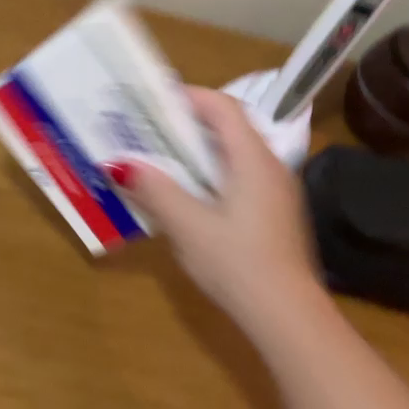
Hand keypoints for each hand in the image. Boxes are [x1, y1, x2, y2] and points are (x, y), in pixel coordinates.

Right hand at [108, 85, 323, 323]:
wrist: (285, 312)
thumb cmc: (237, 263)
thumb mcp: (189, 227)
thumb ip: (157, 191)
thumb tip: (123, 164)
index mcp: (252, 160)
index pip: (223, 109)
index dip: (189, 97)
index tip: (153, 100)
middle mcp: (270, 167)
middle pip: (228, 130)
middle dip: (187, 126)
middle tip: (147, 131)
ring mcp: (275, 193)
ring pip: (233, 157)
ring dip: (197, 154)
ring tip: (159, 162)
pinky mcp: (273, 216)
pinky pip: (238, 180)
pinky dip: (209, 177)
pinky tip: (187, 199)